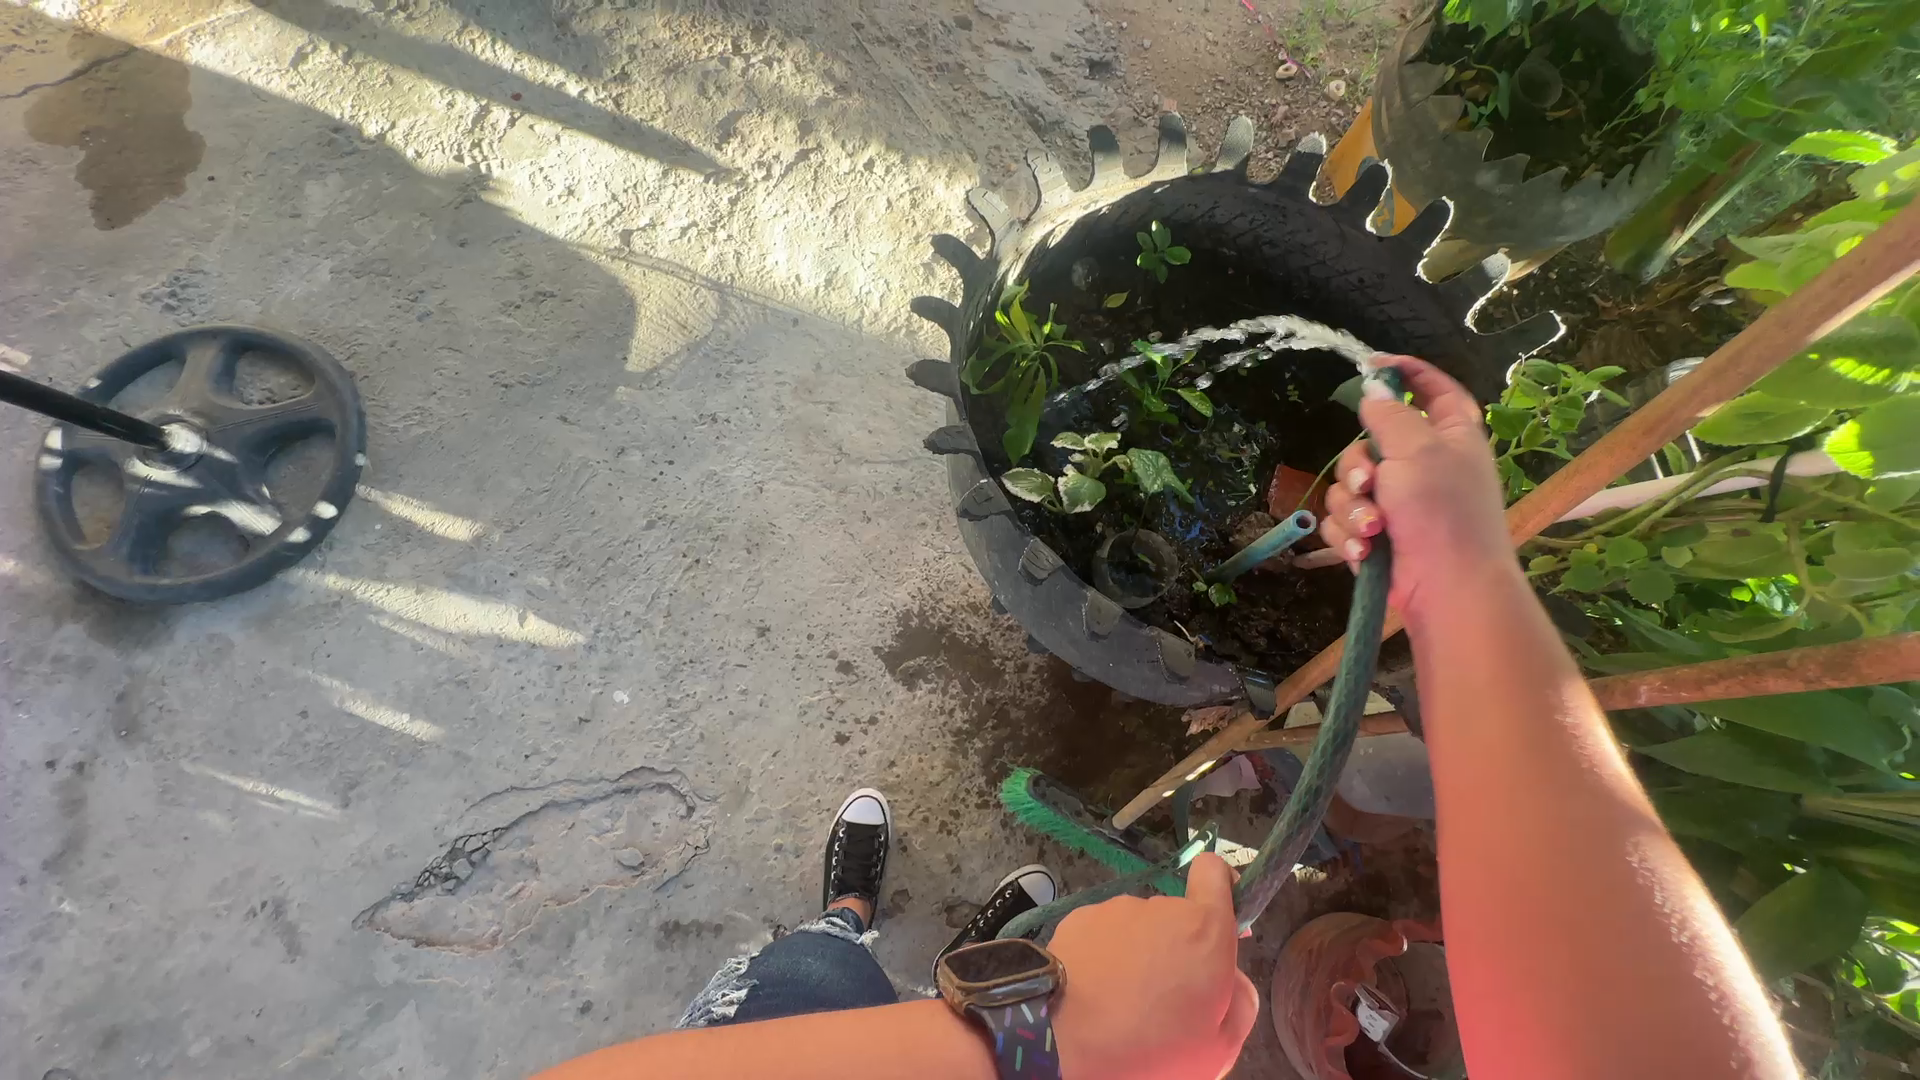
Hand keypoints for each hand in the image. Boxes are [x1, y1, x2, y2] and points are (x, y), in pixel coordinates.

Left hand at [1048, 854, 1258, 1079]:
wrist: (1062, 1041)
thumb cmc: (1151, 1049)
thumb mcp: (1217, 1050)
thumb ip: (1239, 1005)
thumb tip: (1235, 979)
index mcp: (1204, 931)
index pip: (1214, 872)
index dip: (1220, 886)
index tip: (1220, 919)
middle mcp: (1161, 908)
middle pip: (1179, 917)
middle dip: (1179, 950)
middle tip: (1168, 999)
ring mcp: (1117, 908)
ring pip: (1141, 928)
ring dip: (1141, 955)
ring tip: (1126, 1002)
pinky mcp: (1081, 916)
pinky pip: (1106, 933)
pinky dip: (1107, 955)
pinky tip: (1097, 991)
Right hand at [1319, 355, 1515, 628]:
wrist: (1443, 586)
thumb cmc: (1442, 512)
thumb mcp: (1417, 451)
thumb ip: (1390, 417)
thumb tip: (1373, 393)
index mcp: (1447, 436)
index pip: (1431, 390)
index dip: (1405, 373)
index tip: (1369, 366)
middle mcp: (1420, 465)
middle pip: (1367, 443)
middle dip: (1357, 467)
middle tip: (1370, 483)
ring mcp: (1395, 502)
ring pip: (1347, 486)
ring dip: (1353, 509)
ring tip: (1373, 531)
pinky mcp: (1373, 534)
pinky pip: (1341, 520)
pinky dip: (1348, 535)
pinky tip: (1364, 551)